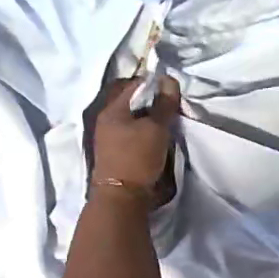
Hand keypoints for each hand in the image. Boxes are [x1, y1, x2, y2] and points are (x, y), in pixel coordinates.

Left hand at [91, 75, 179, 198]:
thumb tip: (168, 79)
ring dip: (149, 120)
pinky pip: (132, 135)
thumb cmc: (137, 158)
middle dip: (152, 103)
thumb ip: (164, 103)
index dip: (154, 84)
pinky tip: (157, 138)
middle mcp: (105, 122)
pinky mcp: (115, 155)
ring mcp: (108, 139)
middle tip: (172, 106)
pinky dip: (145, 133)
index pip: (133, 86)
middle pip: (132, 104)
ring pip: (132, 121)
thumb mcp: (156, 128)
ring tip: (167, 123)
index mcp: (111, 110)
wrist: (122, 198)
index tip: (172, 90)